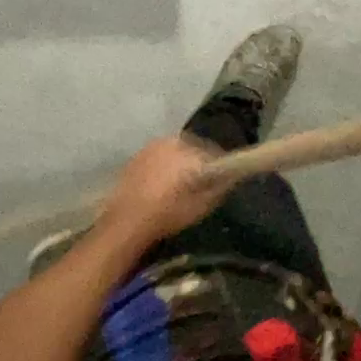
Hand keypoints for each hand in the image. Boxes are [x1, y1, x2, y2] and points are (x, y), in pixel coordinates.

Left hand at [98, 136, 227, 249]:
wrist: (128, 219)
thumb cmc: (169, 213)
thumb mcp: (203, 205)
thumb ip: (220, 186)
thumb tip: (232, 175)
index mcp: (191, 151)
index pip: (215, 152)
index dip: (221, 165)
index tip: (223, 177)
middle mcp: (173, 141)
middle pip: (195, 148)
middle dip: (200, 161)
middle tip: (201, 182)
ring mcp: (153, 145)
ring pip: (176, 150)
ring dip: (181, 161)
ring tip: (180, 183)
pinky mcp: (138, 154)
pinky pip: (159, 155)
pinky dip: (164, 164)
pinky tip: (162, 182)